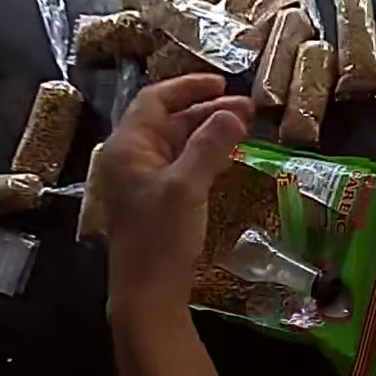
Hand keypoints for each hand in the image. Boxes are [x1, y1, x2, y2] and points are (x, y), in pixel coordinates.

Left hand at [100, 74, 252, 333]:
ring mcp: (144, 182)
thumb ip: (209, 147)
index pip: (156, 100)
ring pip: (177, 145)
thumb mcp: (187, 187)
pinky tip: (226, 159)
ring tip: (243, 130)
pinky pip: (181, 168)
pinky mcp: (157, 203)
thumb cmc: (161, 237)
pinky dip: (204, 158)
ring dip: (208, 134)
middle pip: (169, 122)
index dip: (190, 88)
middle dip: (207, 112)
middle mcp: (132, 159)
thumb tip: (235, 114)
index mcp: (129, 147)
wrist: (149, 291)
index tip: (224, 83)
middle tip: (247, 111)